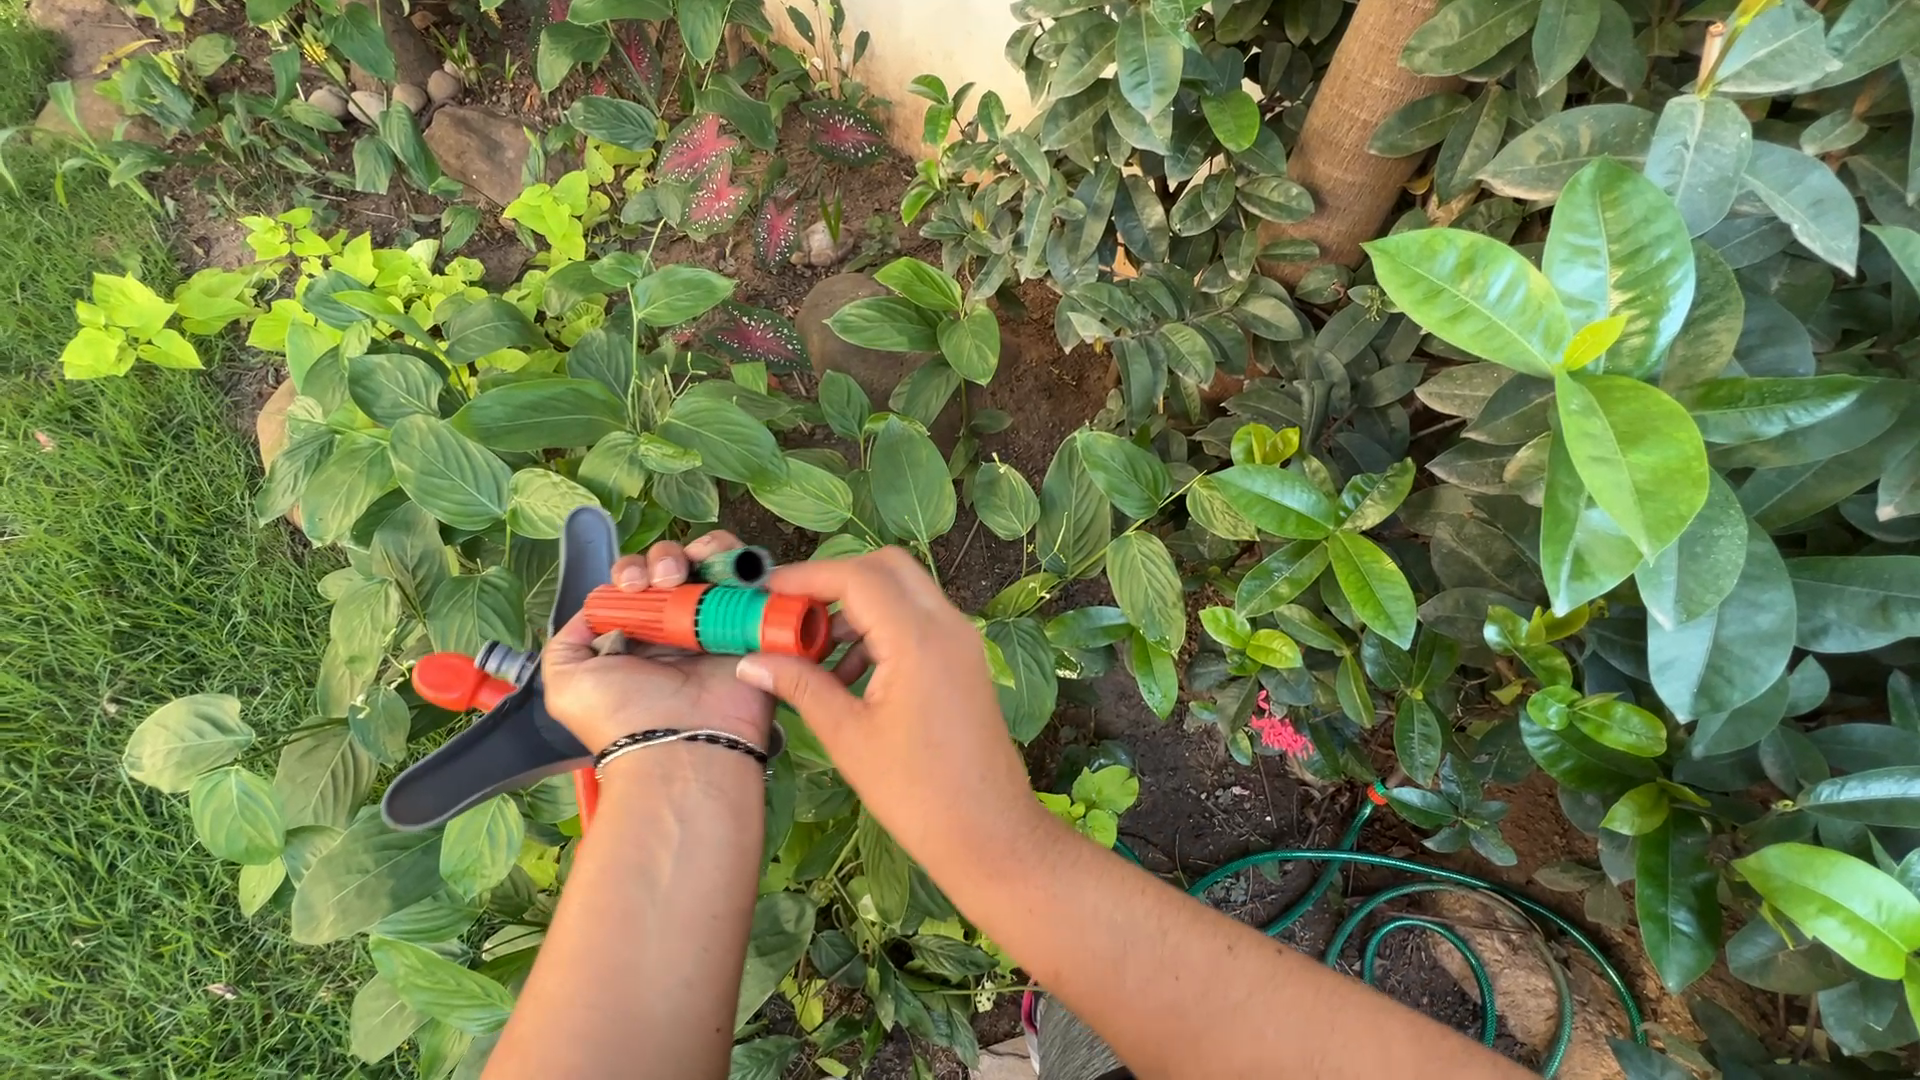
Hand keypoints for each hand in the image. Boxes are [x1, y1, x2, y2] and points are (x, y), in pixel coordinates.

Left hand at [542, 532, 772, 756]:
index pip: (636, 584)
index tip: (631, 587)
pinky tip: (720, 566)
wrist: (684, 744)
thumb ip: (568, 641)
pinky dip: (737, 559)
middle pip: (672, 567)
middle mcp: (678, 623)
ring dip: (694, 555)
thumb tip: (595, 609)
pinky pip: (749, 576)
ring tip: (683, 577)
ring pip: (709, 563)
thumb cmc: (623, 714)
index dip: (631, 574)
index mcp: (638, 635)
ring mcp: (717, 618)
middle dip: (661, 562)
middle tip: (660, 583)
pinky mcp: (752, 618)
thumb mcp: (566, 682)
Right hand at [733, 547, 1040, 864]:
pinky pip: (918, 619)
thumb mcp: (848, 736)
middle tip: (794, 615)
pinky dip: (881, 628)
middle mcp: (947, 624)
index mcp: (918, 638)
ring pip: (904, 591)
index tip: (766, 594)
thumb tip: (750, 661)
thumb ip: (800, 686)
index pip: (857, 576)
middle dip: (835, 581)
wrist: (989, 831)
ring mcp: (961, 639)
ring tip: (815, 653)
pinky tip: (849, 674)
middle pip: (886, 567)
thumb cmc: (916, 792)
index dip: (806, 577)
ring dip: (858, 607)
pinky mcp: (964, 658)